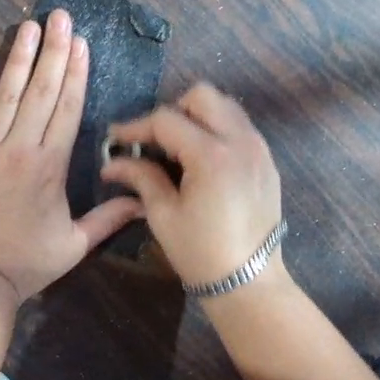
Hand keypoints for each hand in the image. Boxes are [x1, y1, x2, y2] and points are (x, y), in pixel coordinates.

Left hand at [0, 10, 142, 304]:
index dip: (75, 73)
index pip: (66, 108)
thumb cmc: (25, 264)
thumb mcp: (74, 245)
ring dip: (17, 57)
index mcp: (50, 166)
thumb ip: (109, 218)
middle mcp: (19, 148)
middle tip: (58, 16)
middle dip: (52, 51)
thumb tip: (143, 200)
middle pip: (39, 91)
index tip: (81, 42)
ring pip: (4, 94)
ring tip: (27, 25)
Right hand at [100, 84, 283, 287]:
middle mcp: (240, 142)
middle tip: (154, 141)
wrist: (250, 283)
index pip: (167, 120)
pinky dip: (217, 131)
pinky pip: (240, 128)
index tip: (115, 139)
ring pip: (226, 107)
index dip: (136, 126)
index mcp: (211, 155)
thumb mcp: (163, 215)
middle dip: (172, 111)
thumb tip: (112, 163)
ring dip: (198, 118)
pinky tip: (201, 162)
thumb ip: (141, 177)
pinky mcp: (267, 162)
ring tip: (178, 148)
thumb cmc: (200, 253)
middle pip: (203, 96)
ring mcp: (259, 150)